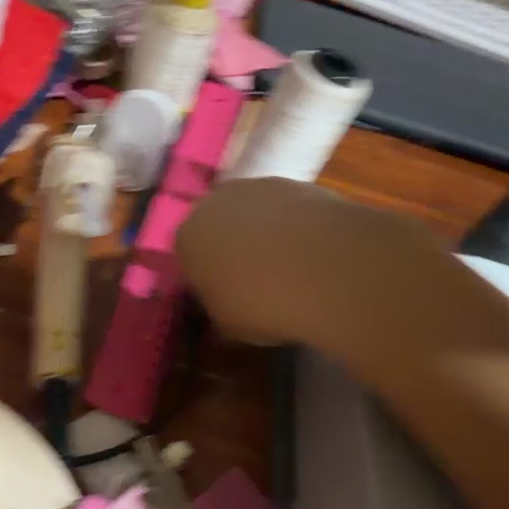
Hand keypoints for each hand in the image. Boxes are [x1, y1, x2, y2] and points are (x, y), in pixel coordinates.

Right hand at [176, 178, 346, 344]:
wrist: (322, 266)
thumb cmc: (259, 302)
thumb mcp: (227, 326)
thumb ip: (217, 310)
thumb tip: (223, 307)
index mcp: (186, 237)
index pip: (188, 259)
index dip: (207, 279)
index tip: (225, 297)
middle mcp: (215, 203)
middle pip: (219, 227)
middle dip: (232, 249)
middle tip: (255, 280)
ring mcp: (258, 186)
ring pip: (255, 214)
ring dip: (265, 235)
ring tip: (290, 268)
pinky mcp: (299, 183)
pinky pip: (289, 211)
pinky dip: (295, 227)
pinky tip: (312, 254)